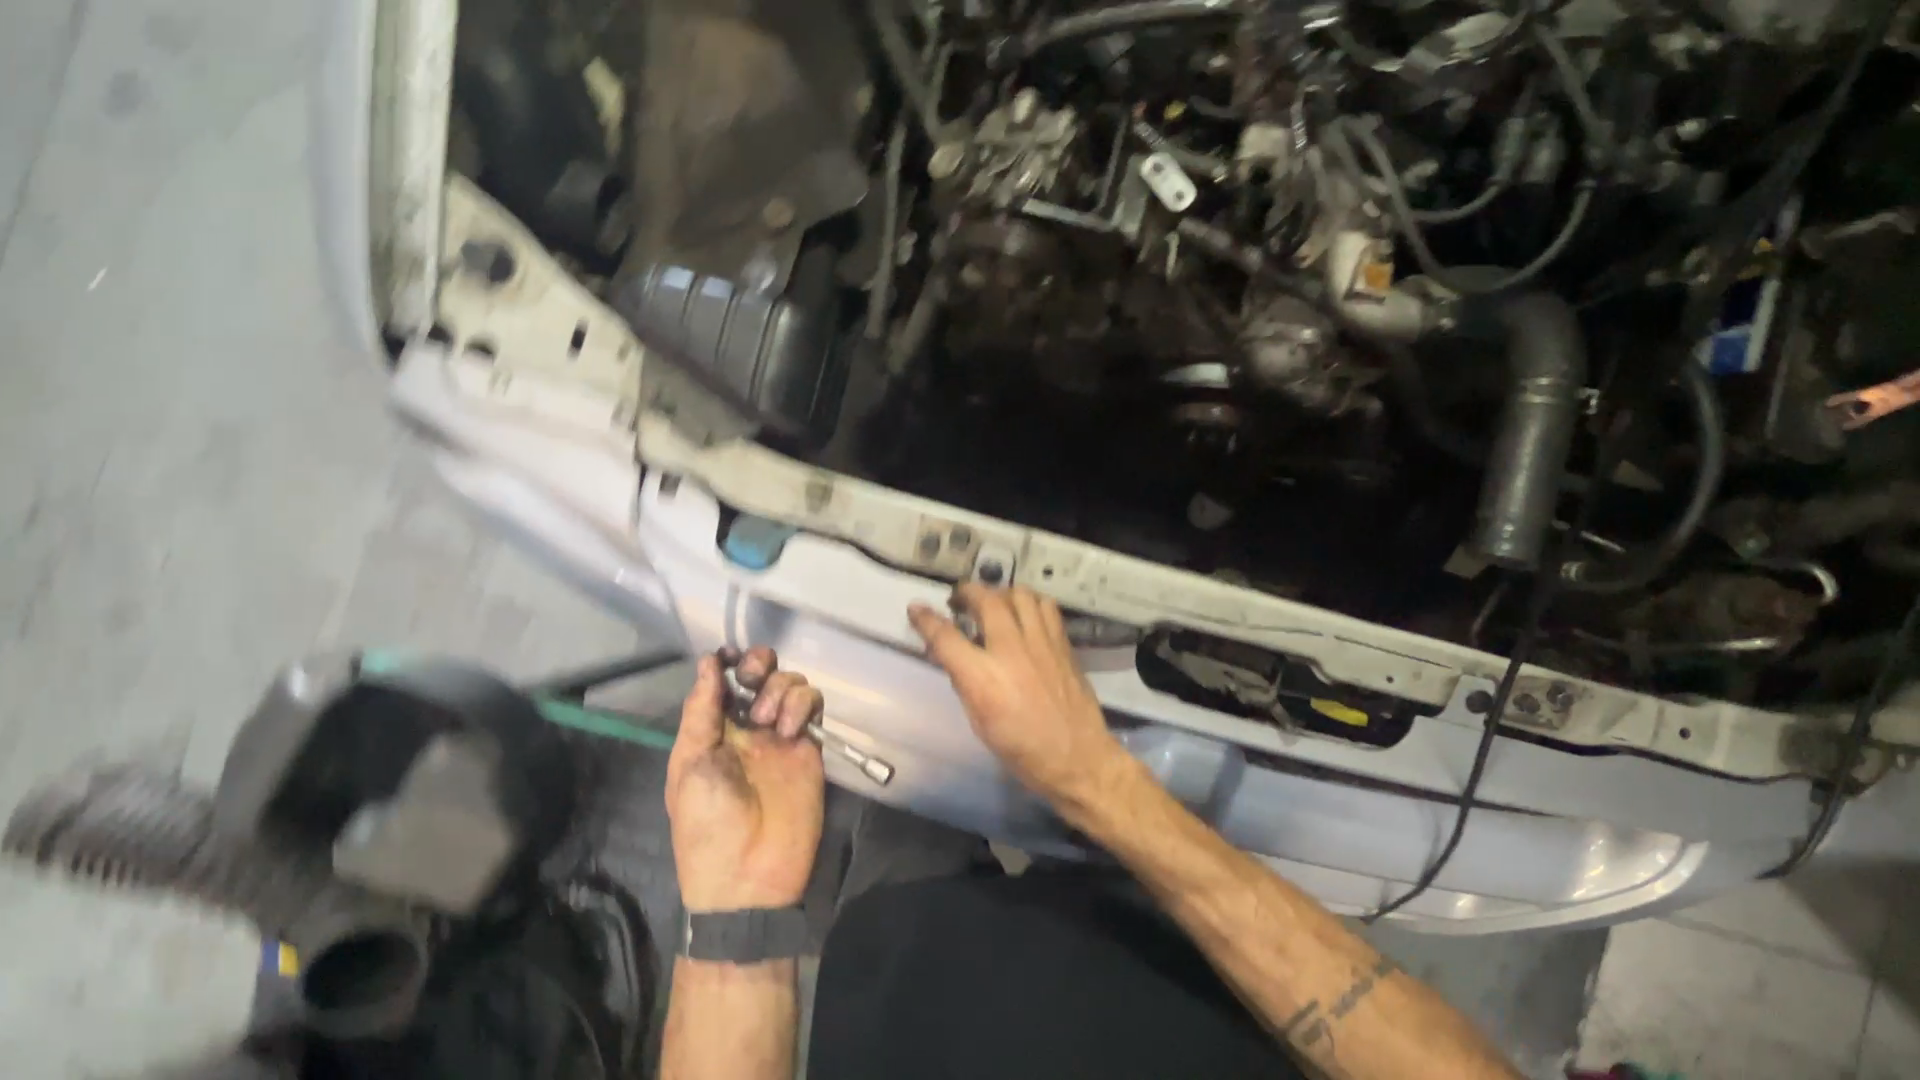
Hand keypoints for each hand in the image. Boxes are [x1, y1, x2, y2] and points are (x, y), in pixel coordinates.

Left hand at [666, 647, 824, 911]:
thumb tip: (709, 663)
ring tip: (769, 722)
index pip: (724, 679)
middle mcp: (747, 726)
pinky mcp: (810, 748)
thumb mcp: (690, 764)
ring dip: (779, 688)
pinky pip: (812, 707)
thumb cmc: (706, 821)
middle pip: (762, 672)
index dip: (728, 661)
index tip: (730, 657)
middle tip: (753, 681)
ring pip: (790, 683)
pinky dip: (802, 705)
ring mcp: (780, 736)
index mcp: (712, 729)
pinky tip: (789, 730)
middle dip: (759, 664)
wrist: (748, 875)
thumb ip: (702, 711)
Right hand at [908, 585, 1126, 806]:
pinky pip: (1046, 607)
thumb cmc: (1021, 750)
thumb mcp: (979, 722)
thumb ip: (964, 682)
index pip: (946, 637)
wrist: (1077, 758)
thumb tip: (952, 655)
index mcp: (983, 678)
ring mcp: (1041, 644)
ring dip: (1001, 593)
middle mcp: (1011, 651)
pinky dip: (1029, 602)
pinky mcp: (1063, 644)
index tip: (916, 609)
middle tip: (958, 599)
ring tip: (993, 603)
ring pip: (1020, 594)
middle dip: (967, 592)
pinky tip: (1024, 614)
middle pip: (987, 600)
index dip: (925, 619)